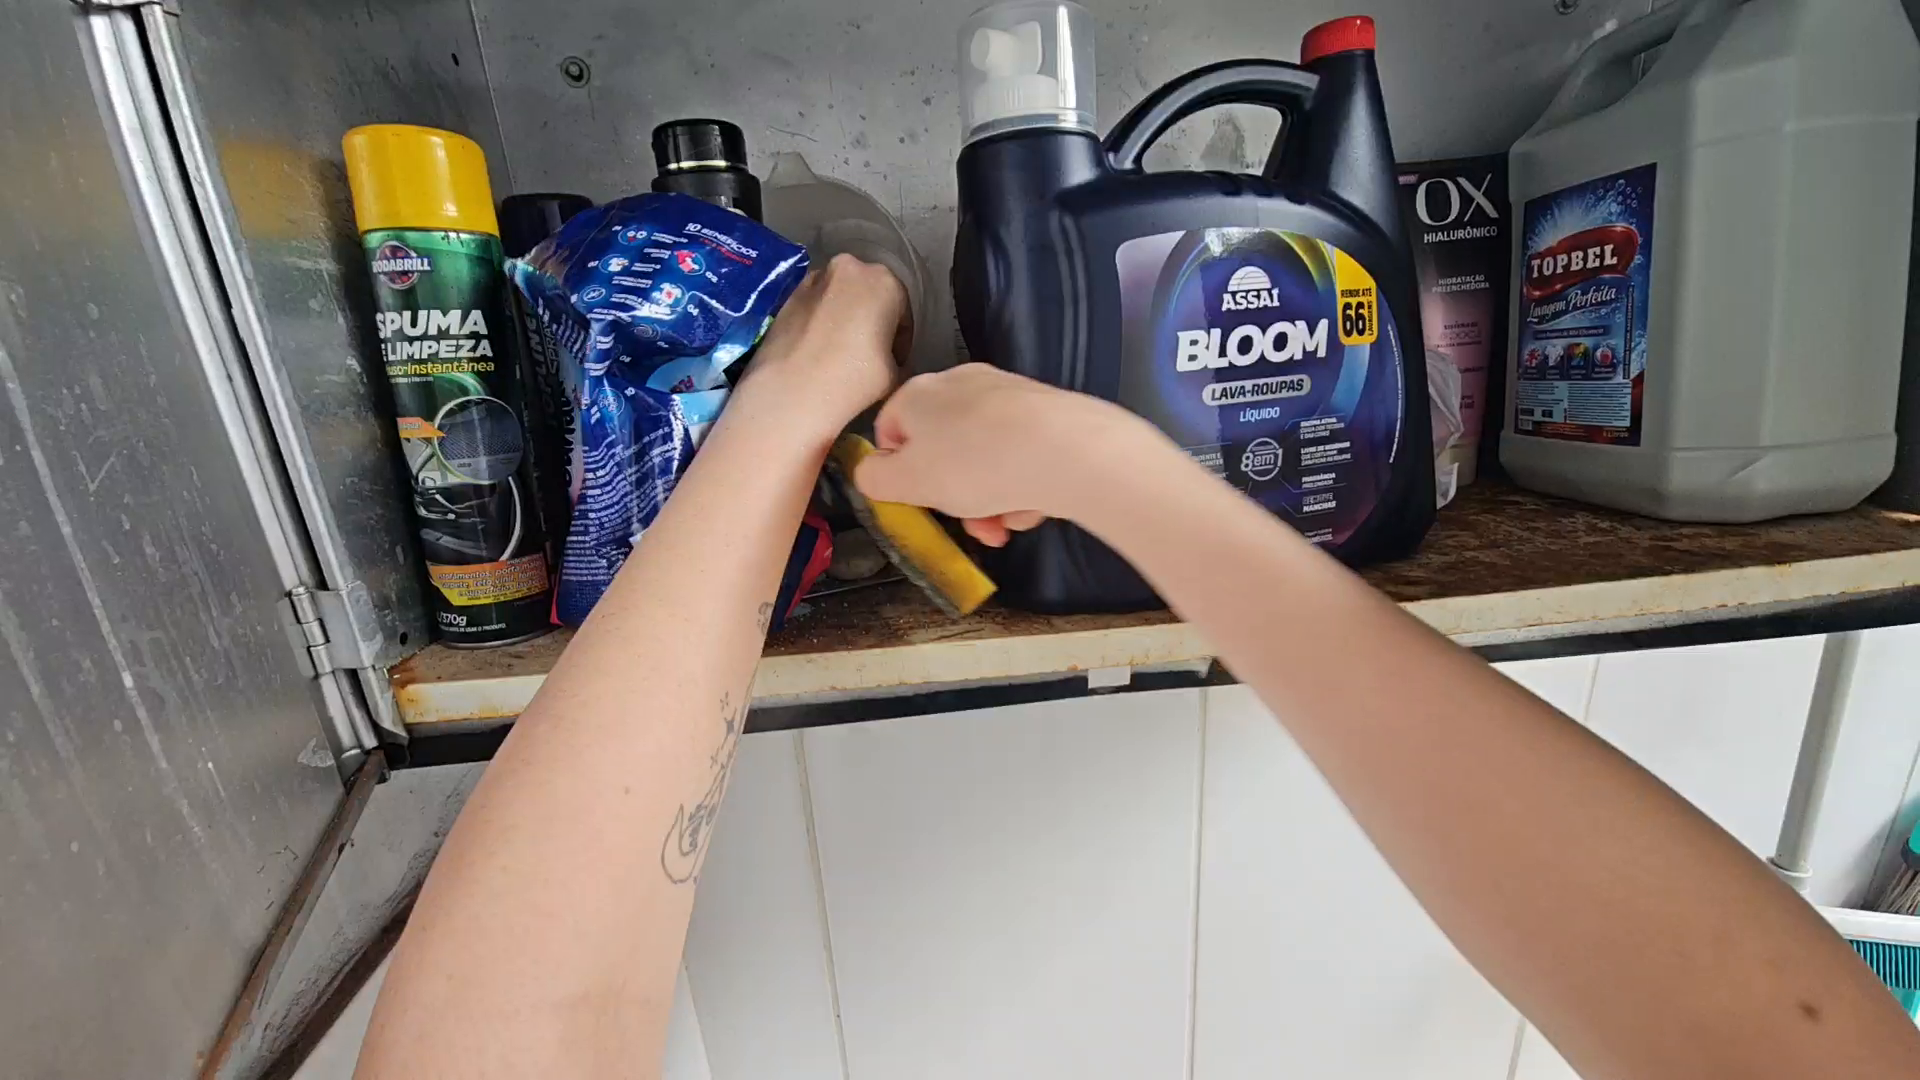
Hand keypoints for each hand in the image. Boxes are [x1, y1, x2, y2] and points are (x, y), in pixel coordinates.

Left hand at [738, 253, 905, 434]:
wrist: (791, 390)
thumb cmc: (853, 380)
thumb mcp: (895, 376)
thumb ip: (901, 361)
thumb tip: (895, 363)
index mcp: (885, 281)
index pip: (904, 312)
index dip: (902, 342)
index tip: (895, 364)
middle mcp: (849, 268)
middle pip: (872, 296)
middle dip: (874, 322)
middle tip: (871, 356)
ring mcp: (815, 277)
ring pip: (842, 296)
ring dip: (848, 318)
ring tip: (842, 353)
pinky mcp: (789, 294)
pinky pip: (818, 304)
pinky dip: (824, 320)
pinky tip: (820, 349)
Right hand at [852, 363, 1149, 545]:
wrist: (1065, 450)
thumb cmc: (974, 464)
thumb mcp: (906, 483)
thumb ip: (875, 480)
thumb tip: (871, 472)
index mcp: (919, 394)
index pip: (890, 429)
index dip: (898, 472)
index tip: (916, 500)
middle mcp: (961, 385)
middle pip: (942, 449)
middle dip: (952, 496)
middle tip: (969, 527)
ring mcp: (1006, 395)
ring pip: (984, 457)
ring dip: (989, 499)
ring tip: (1005, 524)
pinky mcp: (1045, 412)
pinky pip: (1020, 455)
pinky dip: (1021, 484)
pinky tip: (1033, 504)